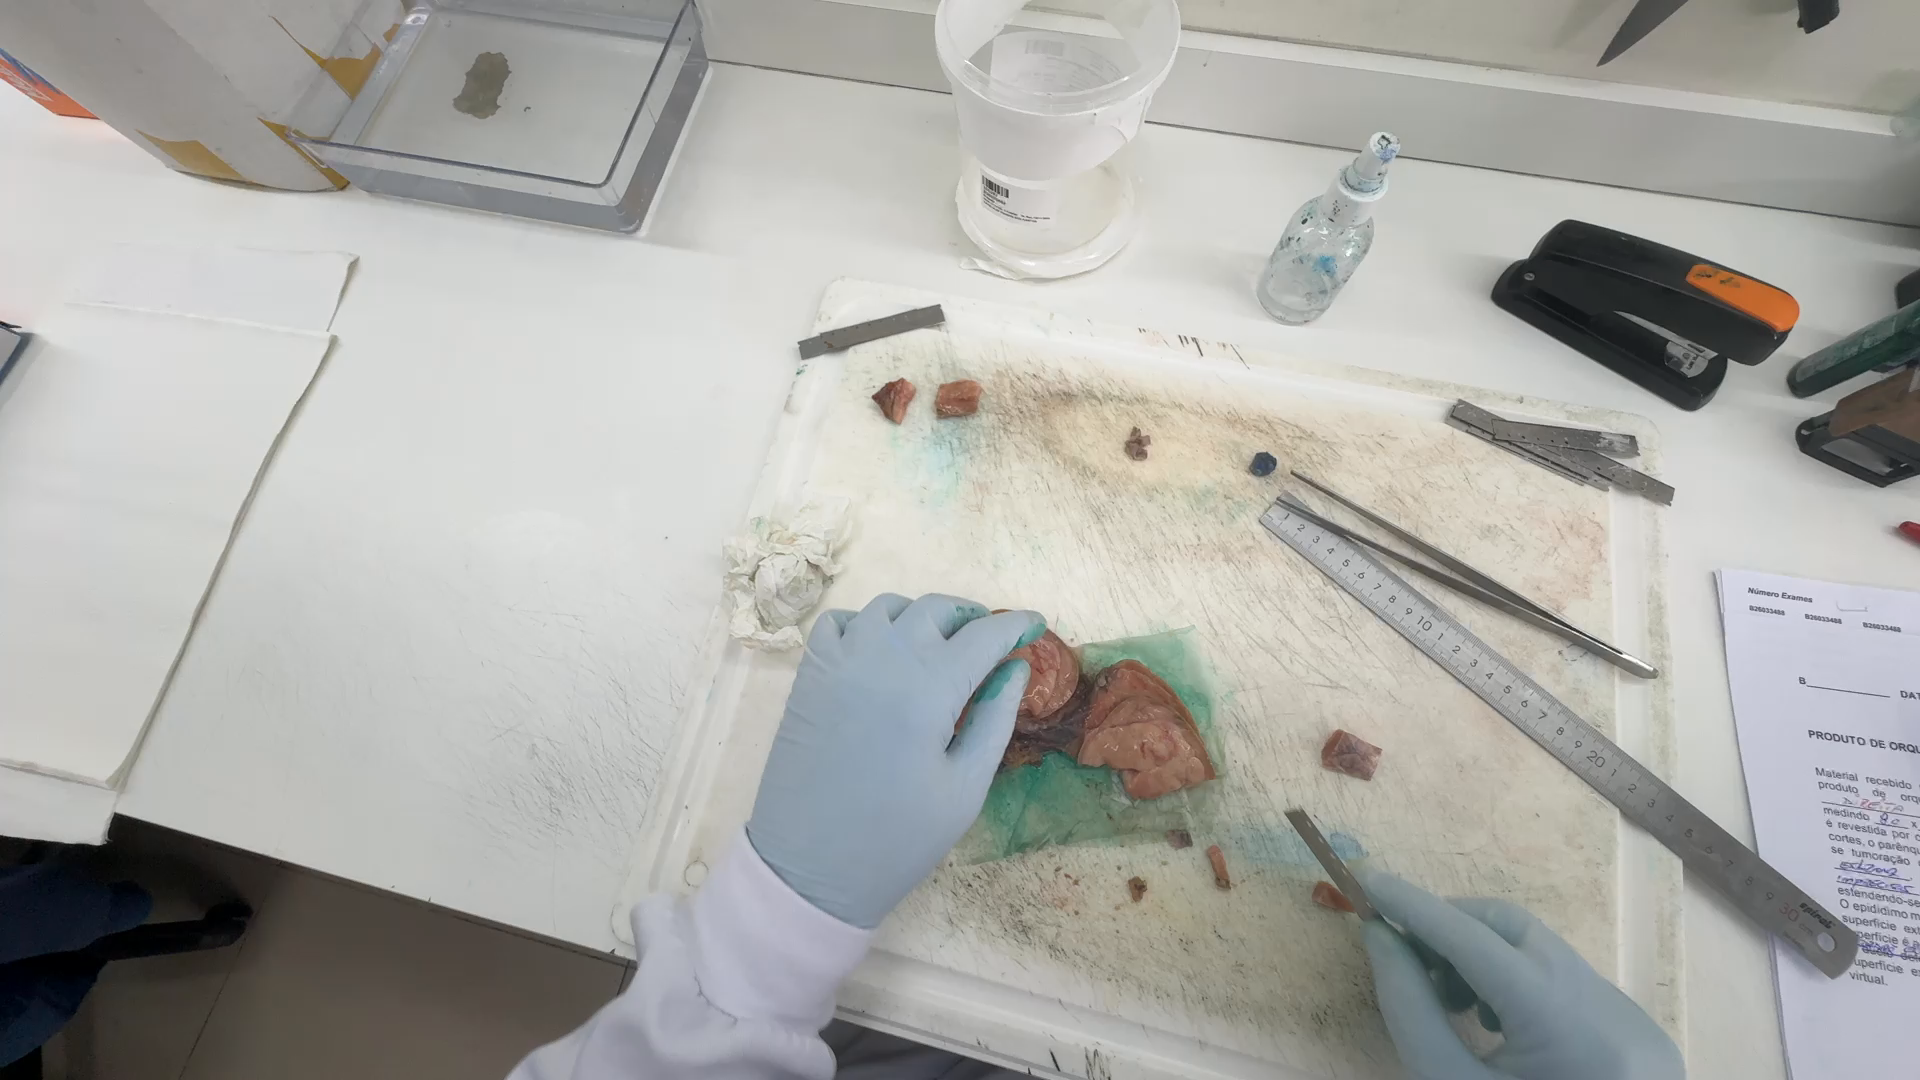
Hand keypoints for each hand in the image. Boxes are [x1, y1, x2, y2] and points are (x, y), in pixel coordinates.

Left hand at [746, 594, 1041, 928]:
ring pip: (889, 606)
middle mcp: (884, 657)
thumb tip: (1016, 667)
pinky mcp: (810, 672)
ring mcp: (841, 659)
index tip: (1035, 622)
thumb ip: (995, 719)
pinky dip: (867, 623)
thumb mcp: (965, 788)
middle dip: (971, 617)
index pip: (984, 635)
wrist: (808, 868)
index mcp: (930, 687)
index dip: (1015, 623)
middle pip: (937, 608)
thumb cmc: (897, 838)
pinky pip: (841, 621)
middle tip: (989, 641)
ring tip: (937, 645)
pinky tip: (880, 651)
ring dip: (921, 616)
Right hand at [1356, 870, 1682, 1079]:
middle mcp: (1613, 1011)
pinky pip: (1562, 980)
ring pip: (1536, 948)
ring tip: (1451, 1001)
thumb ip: (1407, 1001)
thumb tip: (1380, 933)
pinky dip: (1514, 980)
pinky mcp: (1643, 1039)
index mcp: (1568, 1027)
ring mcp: (1637, 1024)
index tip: (1364, 880)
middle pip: (1509, 927)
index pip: (1471, 938)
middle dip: (1448, 926)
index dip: (1413, 904)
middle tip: (1406, 954)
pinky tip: (1496, 1025)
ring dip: (1479, 953)